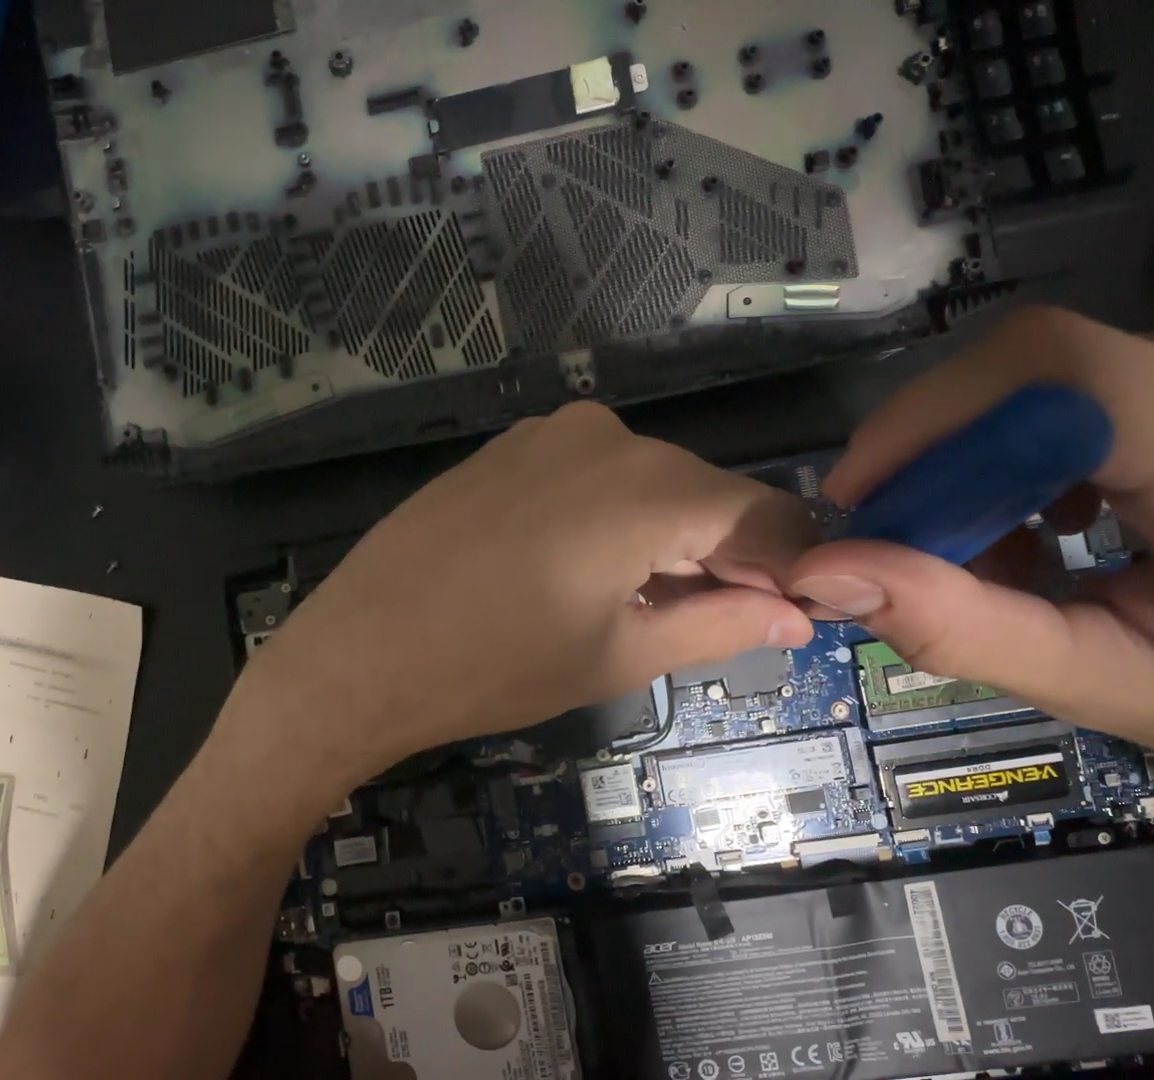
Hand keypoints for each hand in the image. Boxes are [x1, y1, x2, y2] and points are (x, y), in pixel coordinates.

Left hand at [234, 402, 816, 781]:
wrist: (358, 651)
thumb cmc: (493, 666)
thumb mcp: (619, 655)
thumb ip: (719, 623)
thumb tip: (795, 615)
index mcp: (650, 487)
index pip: (762, 514)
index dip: (790, 567)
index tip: (795, 614)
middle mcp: (606, 436)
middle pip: (702, 493)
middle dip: (723, 555)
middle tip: (717, 622)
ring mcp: (546, 434)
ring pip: (644, 482)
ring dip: (664, 538)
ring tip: (641, 605)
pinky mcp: (505, 448)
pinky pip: (588, 475)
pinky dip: (610, 517)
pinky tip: (584, 568)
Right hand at [788, 308, 1153, 810]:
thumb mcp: (1134, 694)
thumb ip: (970, 631)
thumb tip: (826, 572)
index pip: (1060, 376)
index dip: (927, 419)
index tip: (864, 499)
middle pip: (1045, 368)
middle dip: (942, 452)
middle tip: (918, 541)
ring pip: (1069, 369)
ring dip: (991, 452)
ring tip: (1003, 544)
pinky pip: (1118, 373)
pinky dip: (1047, 440)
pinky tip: (1066, 510)